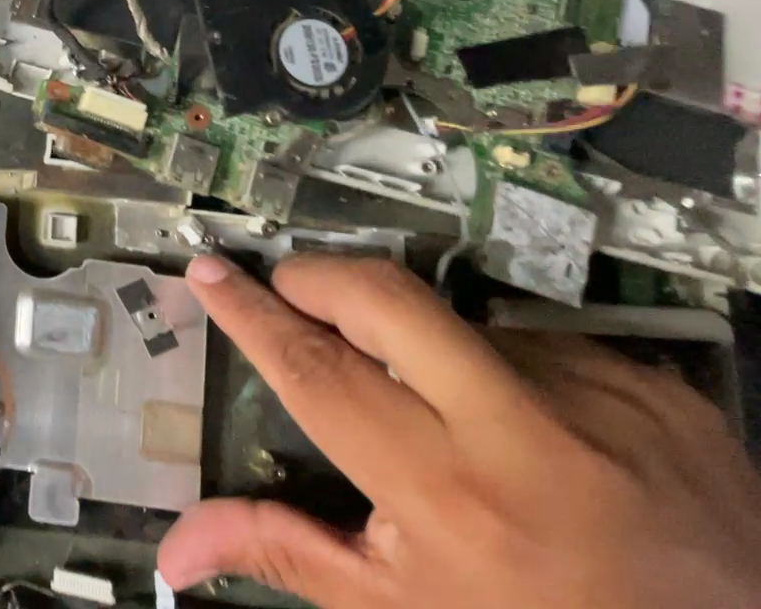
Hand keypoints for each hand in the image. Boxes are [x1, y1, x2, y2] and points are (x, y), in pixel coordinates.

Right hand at [157, 254, 760, 607]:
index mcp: (449, 493)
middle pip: (383, 299)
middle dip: (314, 278)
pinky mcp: (652, 386)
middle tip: (285, 292)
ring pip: (452, 318)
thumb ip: (282, 552)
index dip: (250, 315)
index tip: (206, 272)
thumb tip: (171, 550)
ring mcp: (598, 396)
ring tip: (433, 408)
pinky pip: (530, 341)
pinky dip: (492, 366)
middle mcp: (524, 431)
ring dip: (409, 339)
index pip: (316, 372)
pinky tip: (518, 426)